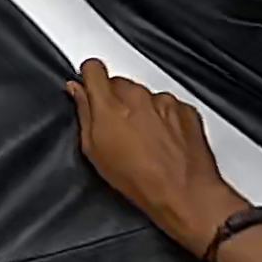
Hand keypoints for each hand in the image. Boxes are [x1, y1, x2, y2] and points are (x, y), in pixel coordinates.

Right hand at [66, 59, 248, 255]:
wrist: (185, 194)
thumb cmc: (139, 179)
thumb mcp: (93, 150)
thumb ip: (83, 112)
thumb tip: (77, 91)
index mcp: (109, 103)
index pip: (93, 67)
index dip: (90, 77)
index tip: (91, 88)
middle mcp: (136, 96)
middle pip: (118, 83)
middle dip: (115, 100)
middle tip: (118, 127)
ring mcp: (163, 101)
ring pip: (143, 95)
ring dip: (140, 109)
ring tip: (144, 139)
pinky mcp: (185, 109)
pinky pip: (167, 105)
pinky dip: (164, 118)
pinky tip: (163, 141)